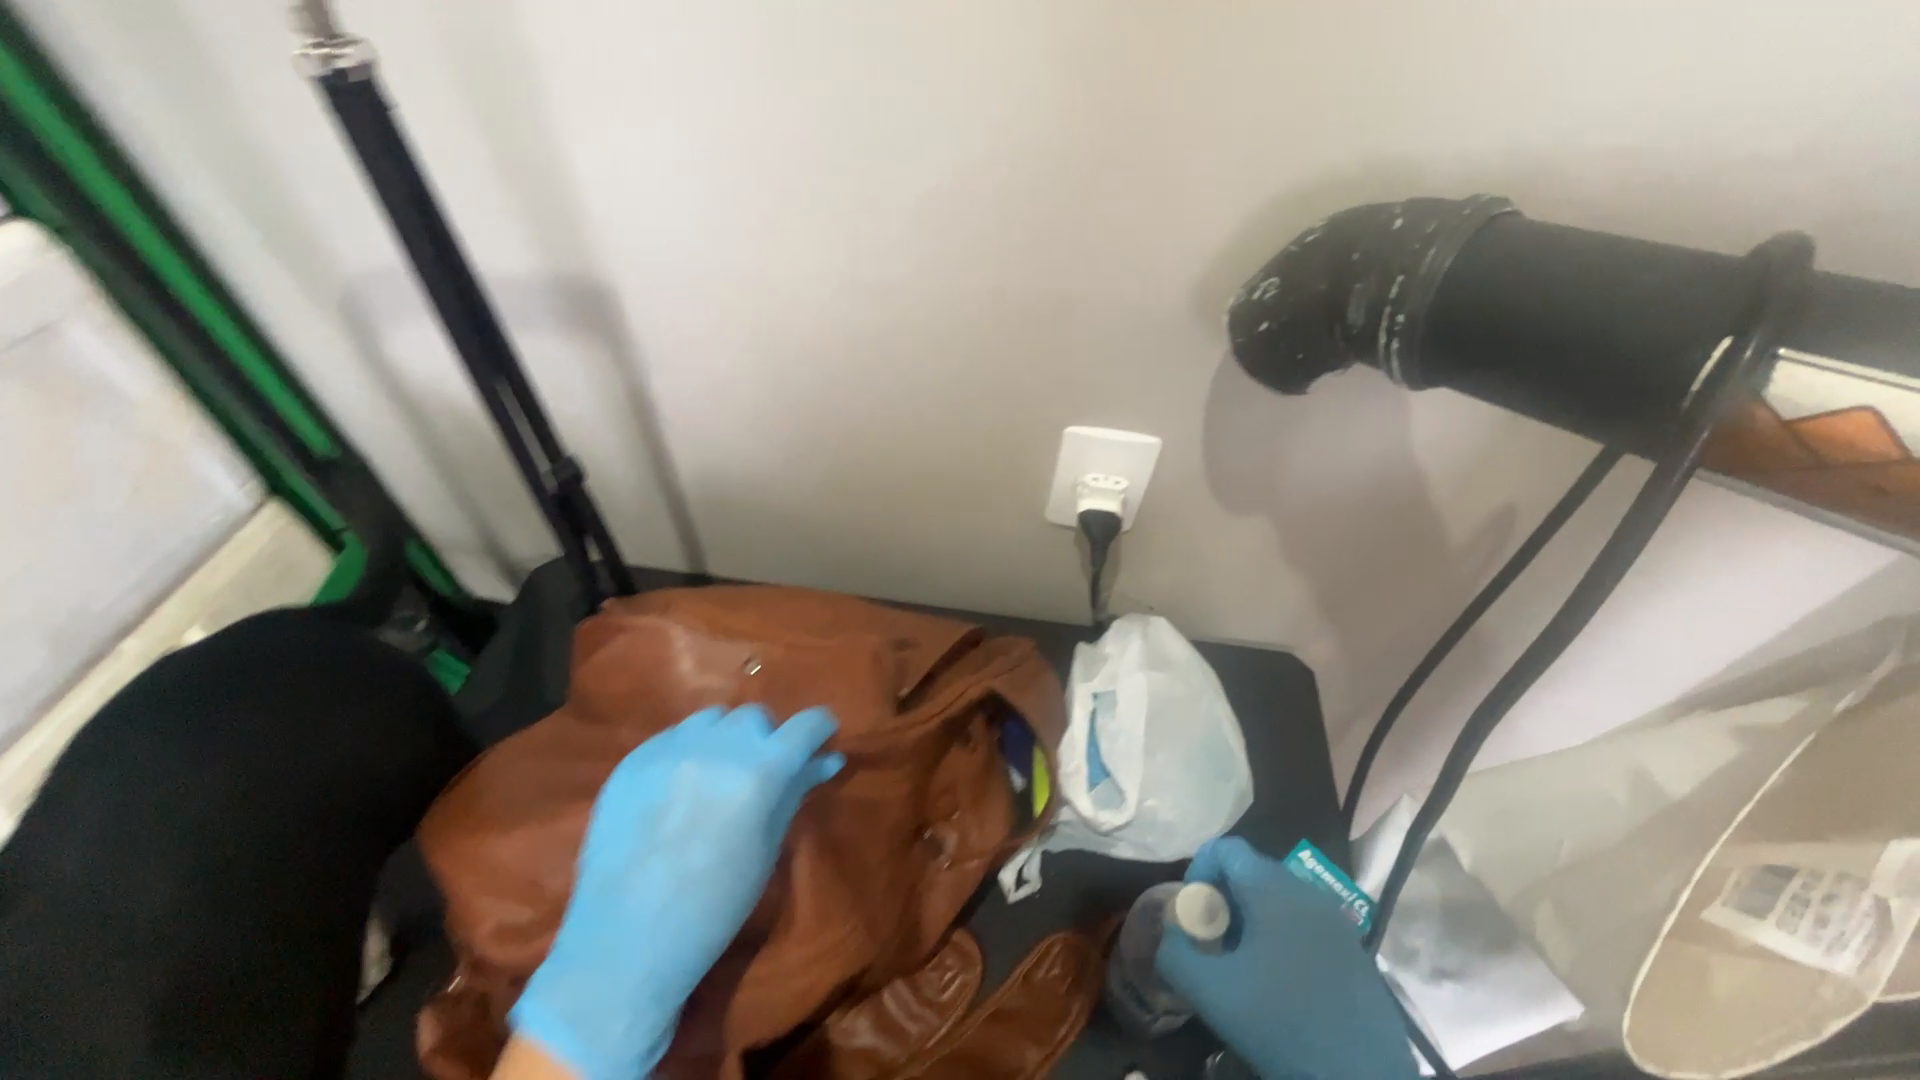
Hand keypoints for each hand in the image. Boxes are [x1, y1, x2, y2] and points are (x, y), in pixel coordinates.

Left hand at [508, 705, 843, 1079]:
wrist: (626, 938)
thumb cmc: (714, 905)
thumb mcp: (766, 849)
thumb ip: (794, 794)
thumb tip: (825, 760)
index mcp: (760, 771)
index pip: (805, 724)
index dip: (819, 729)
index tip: (821, 740)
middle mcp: (717, 746)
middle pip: (755, 716)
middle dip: (767, 737)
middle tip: (762, 774)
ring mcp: (669, 748)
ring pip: (712, 718)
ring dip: (726, 738)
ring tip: (718, 776)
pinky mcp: (632, 760)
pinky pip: (673, 736)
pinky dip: (688, 751)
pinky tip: (679, 789)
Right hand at [1156, 838, 1416, 1079]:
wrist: (1361, 1077)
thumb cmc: (1279, 1023)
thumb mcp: (1209, 992)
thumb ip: (1174, 952)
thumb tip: (1171, 930)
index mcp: (1273, 889)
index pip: (1225, 848)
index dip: (1198, 872)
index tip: (1192, 915)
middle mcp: (1308, 892)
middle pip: (1251, 871)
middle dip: (1223, 900)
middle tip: (1212, 943)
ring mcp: (1337, 920)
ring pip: (1279, 898)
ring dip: (1251, 920)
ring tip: (1241, 965)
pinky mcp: (1354, 949)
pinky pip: (1304, 922)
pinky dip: (1281, 937)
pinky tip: (1277, 982)